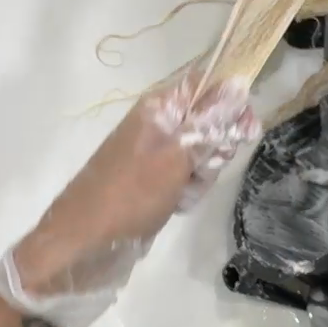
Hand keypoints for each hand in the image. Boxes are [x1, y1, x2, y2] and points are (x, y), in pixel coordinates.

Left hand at [0, 72, 259, 326]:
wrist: (82, 245)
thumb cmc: (128, 195)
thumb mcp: (175, 156)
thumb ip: (210, 121)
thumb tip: (239, 82)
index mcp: (159, 107)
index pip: (206, 84)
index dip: (231, 101)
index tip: (246, 128)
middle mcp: (158, 124)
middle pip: (210, 121)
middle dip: (216, 147)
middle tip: (201, 168)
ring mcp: (156, 154)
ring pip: (203, 152)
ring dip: (202, 174)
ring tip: (182, 192)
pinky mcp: (155, 180)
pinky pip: (188, 177)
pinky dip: (188, 191)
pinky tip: (175, 205)